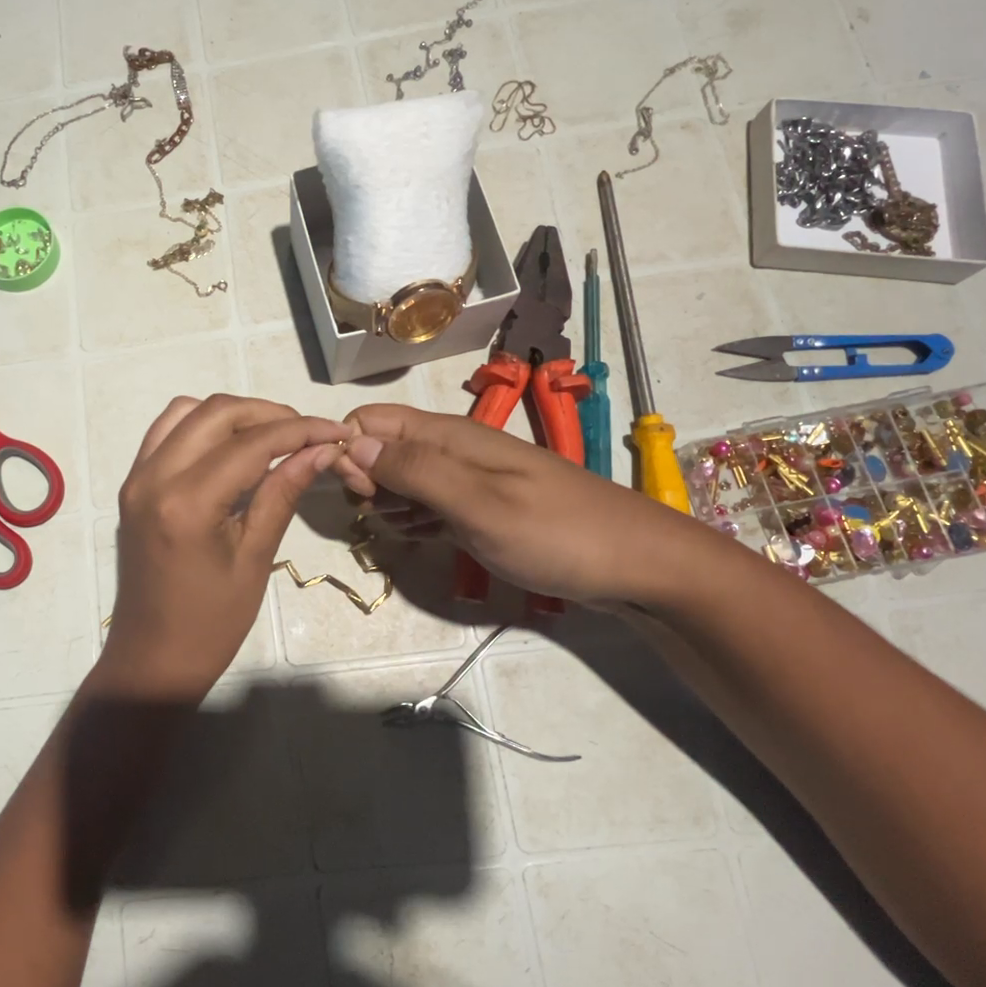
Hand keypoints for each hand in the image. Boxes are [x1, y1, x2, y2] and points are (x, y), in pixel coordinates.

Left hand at [105, 395, 352, 695]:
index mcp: (188, 502)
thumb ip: (283, 493)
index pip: (251, 443)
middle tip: (308, 435)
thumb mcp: (255, 558)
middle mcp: (153, 477)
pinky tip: (230, 447)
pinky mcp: (131, 486)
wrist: (151, 659)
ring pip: (185, 412)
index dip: (300, 430)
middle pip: (216, 413)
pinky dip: (200, 426)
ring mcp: (136, 479)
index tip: (337, 432)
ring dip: (232, 415)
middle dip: (268, 414)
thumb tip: (321, 449)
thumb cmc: (211, 624)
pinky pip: (164, 433)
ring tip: (272, 437)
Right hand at [332, 403, 720, 607]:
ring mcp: (467, 481)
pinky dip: (414, 521)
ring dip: (388, 505)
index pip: (372, 421)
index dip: (348, 449)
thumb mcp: (478, 504)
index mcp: (449, 437)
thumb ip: (414, 471)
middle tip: (385, 518)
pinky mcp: (477, 511)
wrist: (637, 566)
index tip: (355, 493)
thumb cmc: (557, 533)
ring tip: (408, 533)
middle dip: (366, 481)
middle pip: (381, 450)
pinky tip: (421, 540)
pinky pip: (427, 506)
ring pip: (401, 480)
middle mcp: (452, 451)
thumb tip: (350, 444)